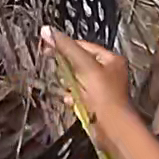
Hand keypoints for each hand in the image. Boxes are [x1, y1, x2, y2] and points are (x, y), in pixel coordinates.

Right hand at [41, 25, 135, 142]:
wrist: (111, 128)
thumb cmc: (104, 95)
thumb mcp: (83, 65)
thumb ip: (65, 47)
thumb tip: (47, 31)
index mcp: (111, 60)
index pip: (83, 46)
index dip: (66, 47)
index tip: (49, 48)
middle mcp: (108, 73)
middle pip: (78, 63)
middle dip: (66, 68)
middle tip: (56, 69)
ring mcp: (101, 90)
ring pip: (76, 80)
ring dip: (68, 84)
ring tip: (68, 88)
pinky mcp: (95, 104)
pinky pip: (78, 95)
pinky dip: (72, 97)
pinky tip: (71, 100)